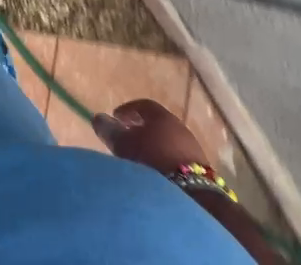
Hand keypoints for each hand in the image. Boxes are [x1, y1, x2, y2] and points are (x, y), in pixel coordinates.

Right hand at [92, 99, 209, 174]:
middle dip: (142, 128)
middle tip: (127, 136)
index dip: (128, 109)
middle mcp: (180, 128)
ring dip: (155, 146)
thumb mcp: (123, 144)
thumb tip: (98, 118)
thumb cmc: (150, 159)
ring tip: (140, 157)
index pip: (144, 105)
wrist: (191, 195)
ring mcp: (193, 150)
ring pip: (169, 142)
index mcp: (162, 116)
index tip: (116, 117)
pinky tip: (156, 172)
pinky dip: (165, 160)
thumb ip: (109, 129)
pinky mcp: (202, 172)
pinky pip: (178, 159)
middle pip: (158, 124)